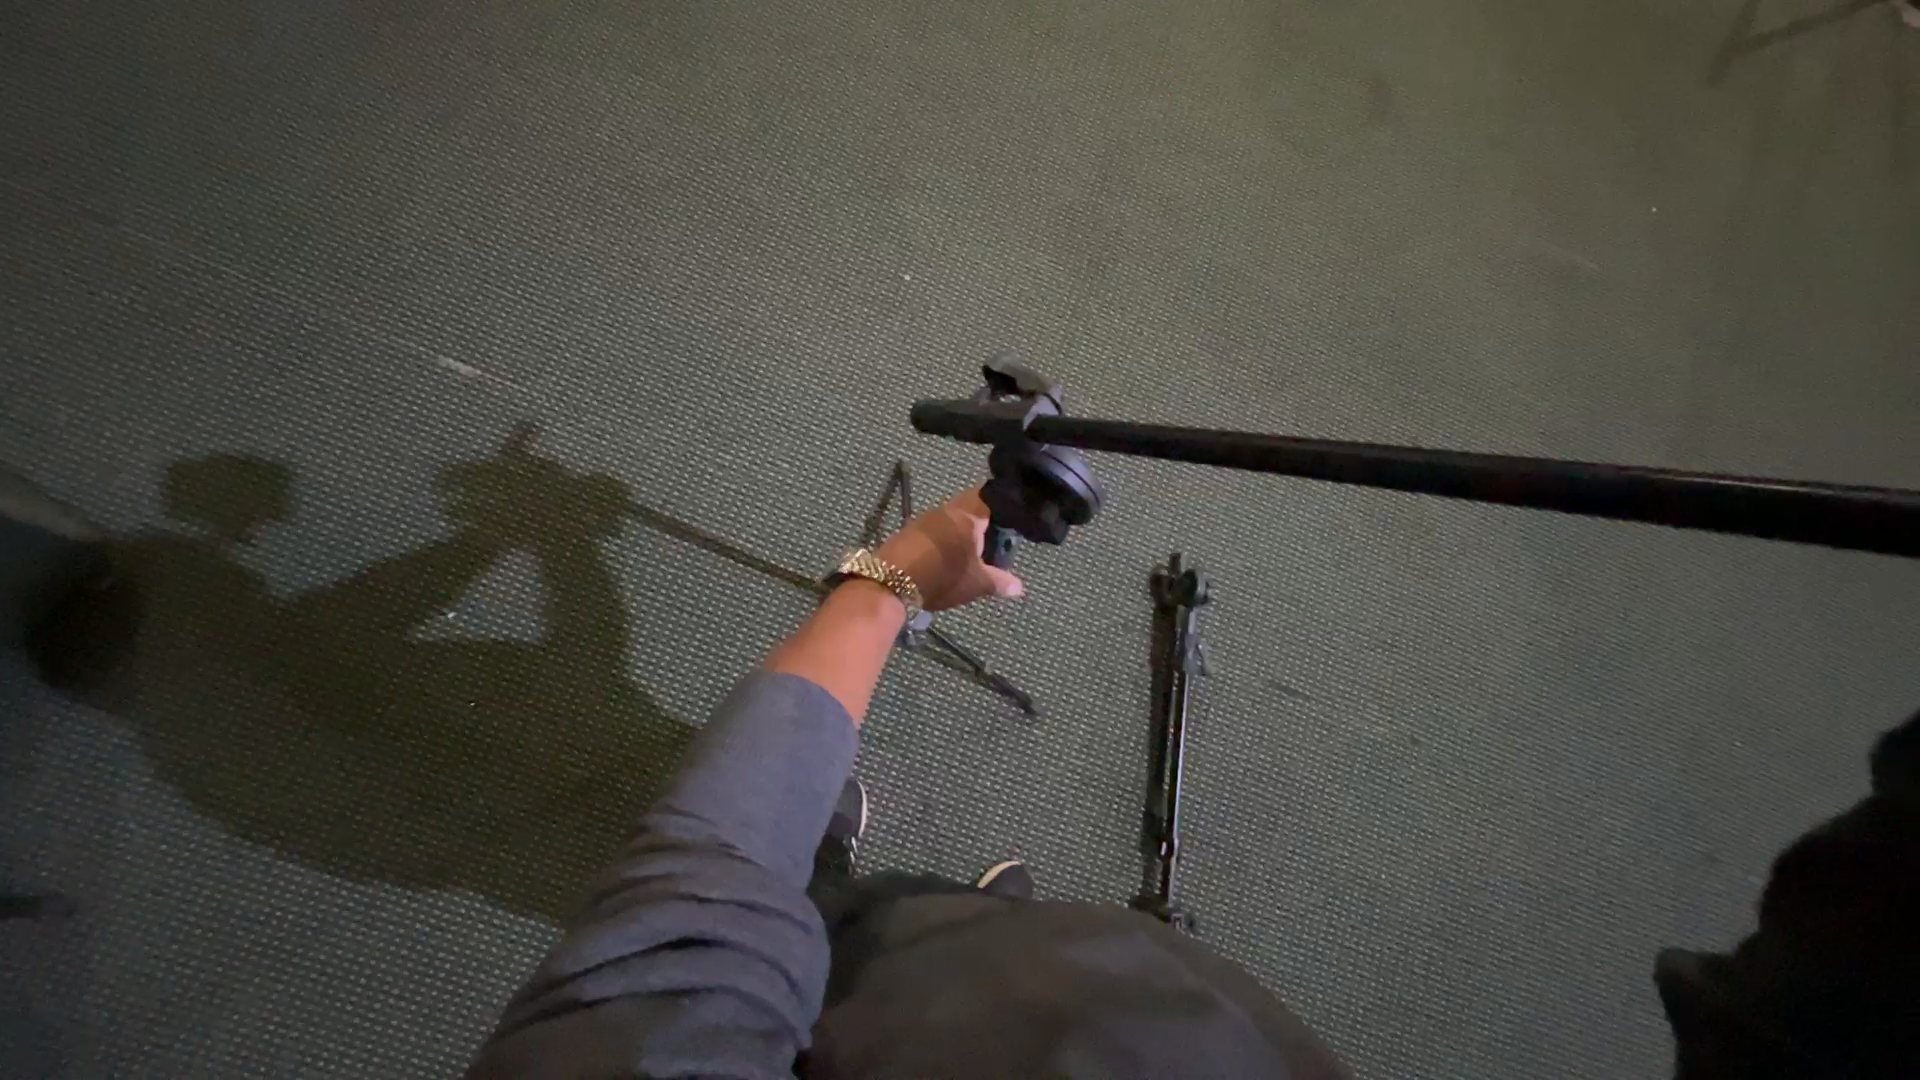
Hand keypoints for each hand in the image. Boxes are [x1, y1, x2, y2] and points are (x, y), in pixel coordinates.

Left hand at [876, 487, 1025, 612]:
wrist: (889, 582)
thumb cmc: (942, 576)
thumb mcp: (976, 583)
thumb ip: (1000, 582)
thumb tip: (1020, 587)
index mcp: (968, 515)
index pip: (991, 496)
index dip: (1003, 504)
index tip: (1012, 520)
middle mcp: (946, 510)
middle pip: (971, 508)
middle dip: (983, 524)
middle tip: (994, 544)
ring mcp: (924, 519)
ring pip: (951, 520)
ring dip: (962, 534)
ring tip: (971, 556)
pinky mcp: (908, 532)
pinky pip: (935, 531)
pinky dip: (944, 541)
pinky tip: (946, 560)